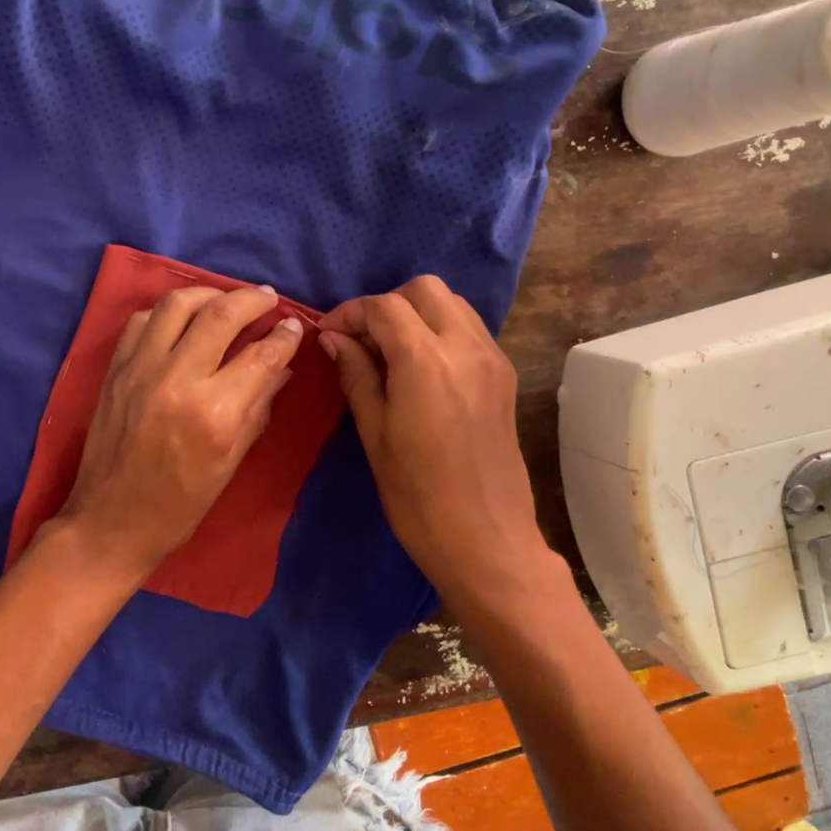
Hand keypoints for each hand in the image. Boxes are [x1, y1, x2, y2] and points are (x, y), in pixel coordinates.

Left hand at [56, 285, 304, 578]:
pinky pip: (142, 320)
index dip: (285, 336)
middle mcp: (177, 380)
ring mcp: (140, 369)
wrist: (111, 520)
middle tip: (269, 299)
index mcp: (214, 413)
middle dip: (253, 300)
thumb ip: (258, 408)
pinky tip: (184, 320)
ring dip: (209, 294)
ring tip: (228, 300)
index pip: (260, 355)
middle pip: (221, 314)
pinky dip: (168, 312)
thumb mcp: (230, 463)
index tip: (296, 325)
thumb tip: (283, 366)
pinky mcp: (115, 368)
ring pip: (178, 304)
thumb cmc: (180, 505)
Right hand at [318, 276, 550, 600]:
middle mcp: (466, 347)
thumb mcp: (373, 432)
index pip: (383, 307)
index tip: (326, 335)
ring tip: (387, 351)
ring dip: (415, 313)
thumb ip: (356, 374)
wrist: (486, 541)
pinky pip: (468, 329)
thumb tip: (334, 338)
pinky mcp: (504, 376)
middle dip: (386, 304)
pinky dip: (439, 329)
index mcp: (427, 361)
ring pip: (452, 303)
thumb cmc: (417, 494)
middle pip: (424, 289)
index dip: (348, 313)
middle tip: (359, 339)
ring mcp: (492, 359)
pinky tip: (417, 366)